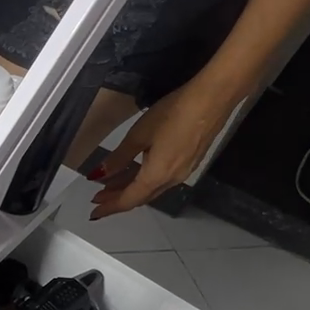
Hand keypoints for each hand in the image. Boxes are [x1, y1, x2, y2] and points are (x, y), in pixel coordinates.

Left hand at [89, 72, 248, 218]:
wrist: (216, 96)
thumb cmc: (173, 113)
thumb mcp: (139, 135)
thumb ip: (118, 158)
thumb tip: (99, 176)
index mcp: (156, 176)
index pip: (129, 200)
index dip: (110, 207)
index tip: (94, 213)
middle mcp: (172, 180)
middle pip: (140, 197)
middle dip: (118, 199)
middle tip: (98, 198)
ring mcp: (184, 171)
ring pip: (151, 188)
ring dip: (130, 188)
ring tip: (110, 185)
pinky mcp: (191, 160)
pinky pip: (162, 178)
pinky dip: (144, 179)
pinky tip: (136, 171)